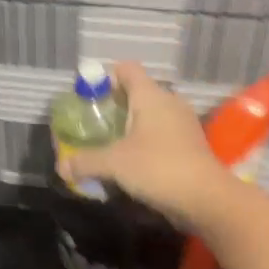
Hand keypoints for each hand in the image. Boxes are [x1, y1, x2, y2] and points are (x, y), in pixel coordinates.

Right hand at [58, 61, 236, 227]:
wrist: (207, 199)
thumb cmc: (158, 168)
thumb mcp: (114, 164)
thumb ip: (85, 162)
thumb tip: (61, 167)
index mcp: (151, 96)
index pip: (126, 69)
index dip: (105, 78)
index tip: (87, 98)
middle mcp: (169, 102)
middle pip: (136, 93)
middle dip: (113, 107)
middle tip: (92, 125)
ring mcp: (183, 124)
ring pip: (149, 116)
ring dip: (129, 128)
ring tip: (108, 146)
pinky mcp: (189, 146)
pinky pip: (160, 135)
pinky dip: (144, 144)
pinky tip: (130, 164)